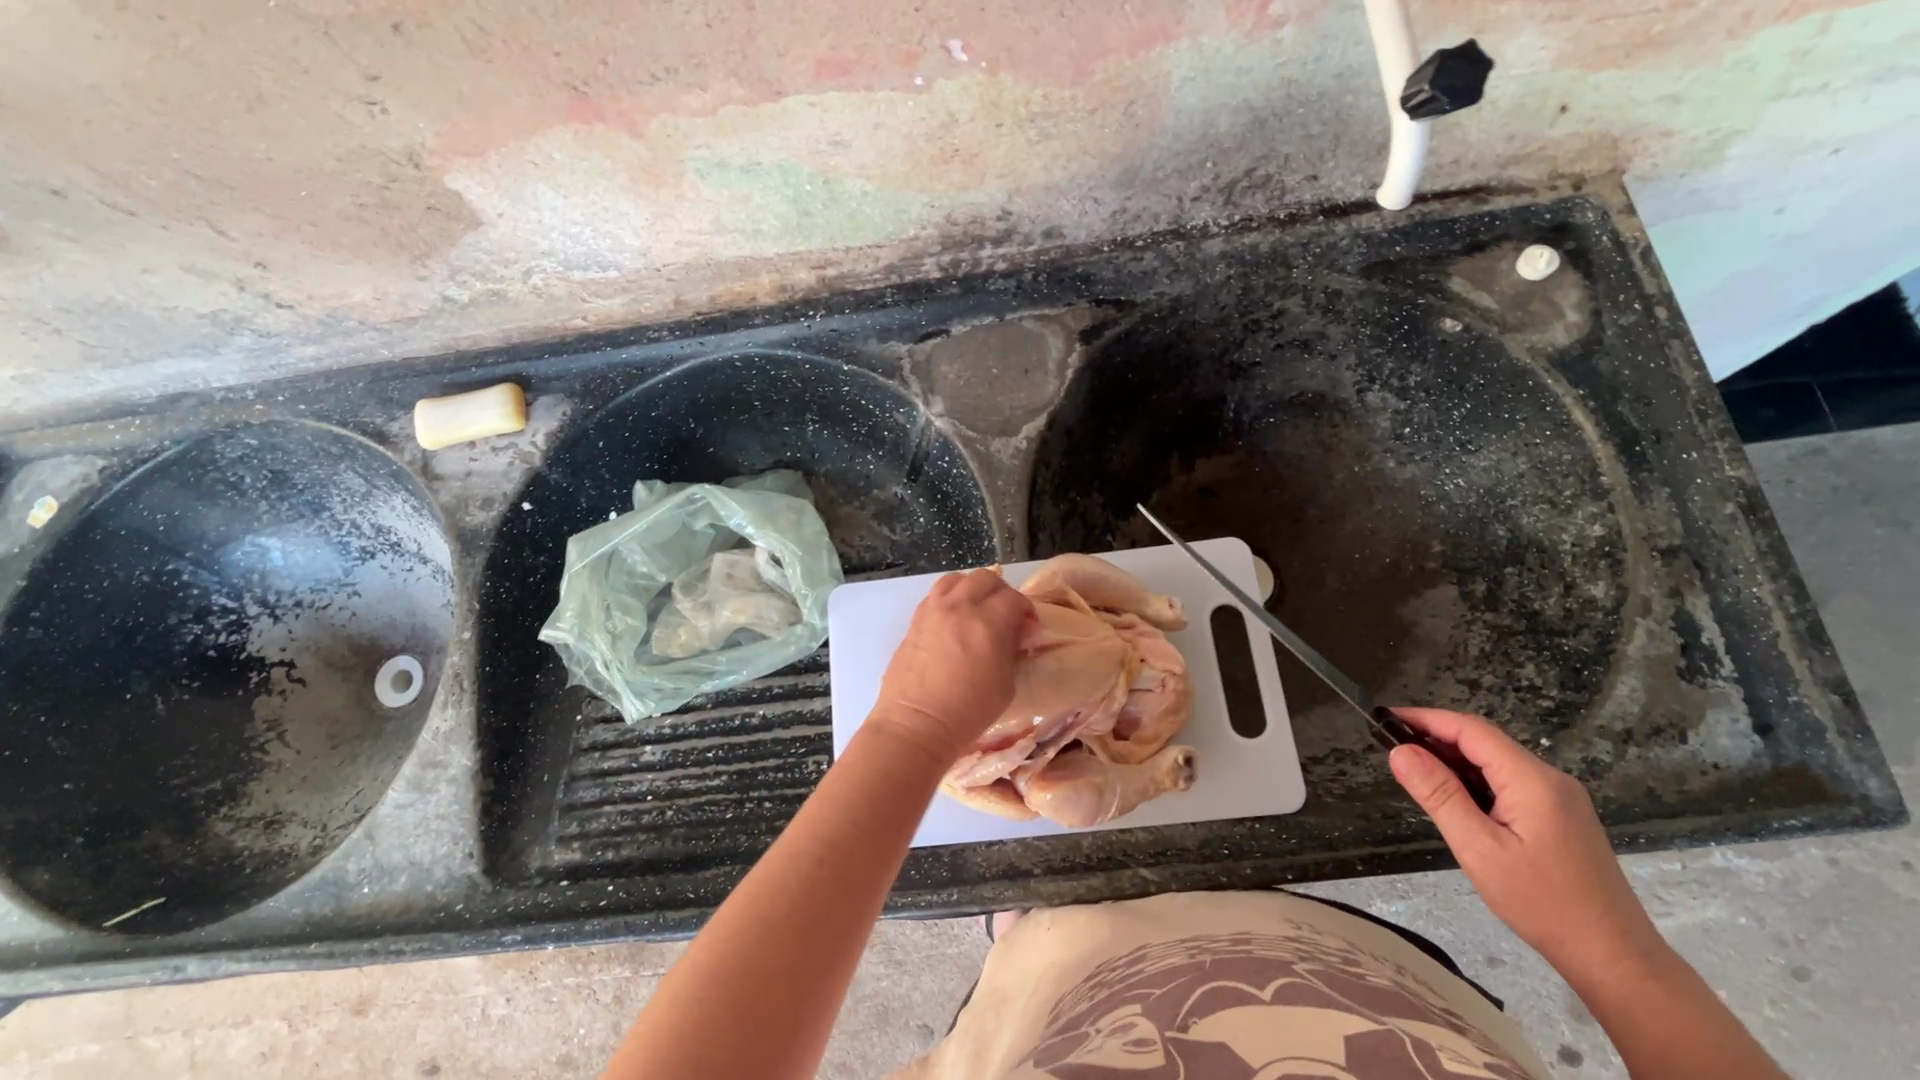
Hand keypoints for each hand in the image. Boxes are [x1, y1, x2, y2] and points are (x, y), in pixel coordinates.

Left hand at [871, 568, 1033, 763]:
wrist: (917, 724)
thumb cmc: (968, 712)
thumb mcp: (1006, 685)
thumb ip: (1011, 652)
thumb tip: (1014, 634)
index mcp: (987, 624)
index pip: (1014, 599)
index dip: (1026, 611)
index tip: (1028, 628)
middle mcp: (959, 608)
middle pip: (985, 579)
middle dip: (1001, 592)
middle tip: (1006, 613)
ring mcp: (933, 611)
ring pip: (956, 579)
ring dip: (972, 588)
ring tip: (977, 608)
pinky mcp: (915, 621)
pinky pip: (935, 595)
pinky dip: (950, 598)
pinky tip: (954, 620)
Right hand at [1386, 708, 1667, 976]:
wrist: (1613, 954)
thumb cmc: (1541, 902)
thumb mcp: (1478, 849)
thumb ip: (1439, 795)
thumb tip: (1400, 751)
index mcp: (1532, 780)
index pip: (1472, 730)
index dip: (1427, 718)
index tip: (1386, 718)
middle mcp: (1550, 779)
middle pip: (1486, 742)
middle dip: (1437, 738)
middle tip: (1391, 748)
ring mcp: (1561, 798)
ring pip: (1499, 763)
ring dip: (1456, 761)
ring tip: (1415, 773)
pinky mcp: (1562, 817)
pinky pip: (1512, 783)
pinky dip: (1477, 781)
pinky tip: (1457, 800)